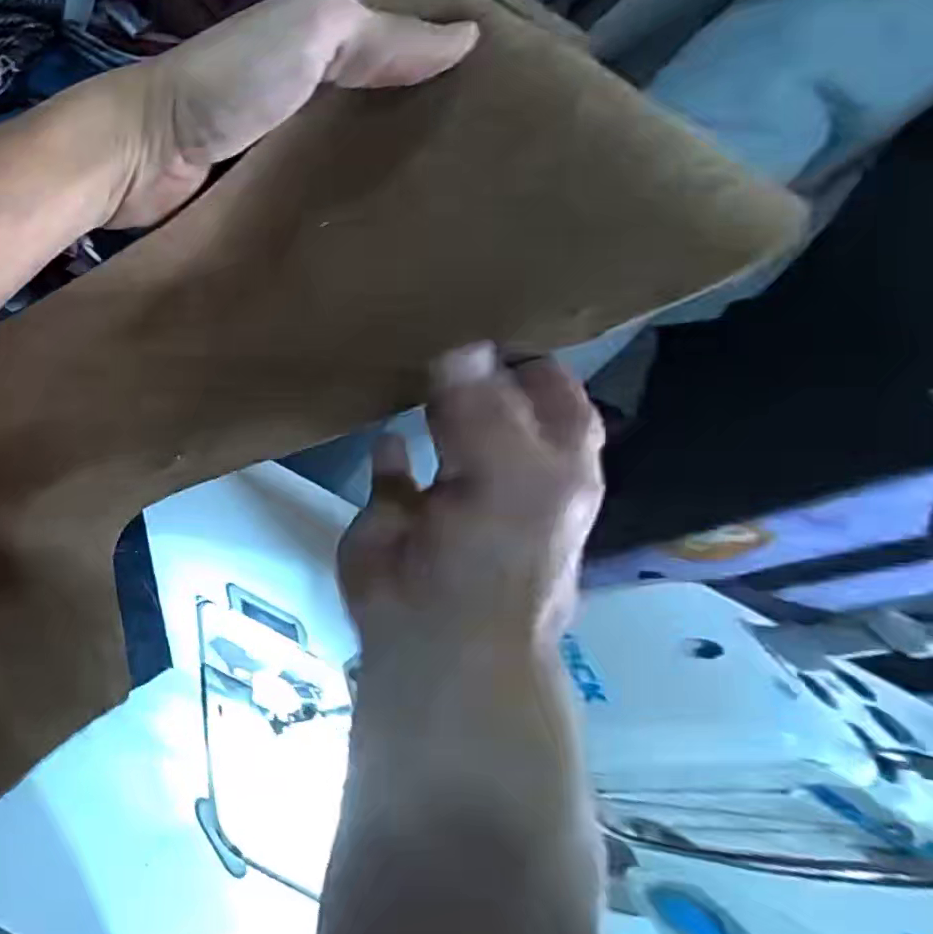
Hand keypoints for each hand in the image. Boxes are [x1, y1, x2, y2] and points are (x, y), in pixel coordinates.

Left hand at [105, 0, 478, 228]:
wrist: (139, 154)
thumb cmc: (226, 83)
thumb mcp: (311, 31)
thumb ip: (377, 36)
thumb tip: (463, 39)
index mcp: (309, 51)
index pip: (384, 57)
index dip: (428, 77)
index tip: (484, 111)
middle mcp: (288, 102)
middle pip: (359, 121)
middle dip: (403, 141)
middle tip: (461, 177)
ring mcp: (261, 157)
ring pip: (327, 169)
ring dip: (363, 186)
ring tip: (426, 216)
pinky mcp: (241, 203)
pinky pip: (291, 207)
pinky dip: (318, 216)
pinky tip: (358, 239)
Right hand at [337, 344, 604, 665]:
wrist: (434, 628)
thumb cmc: (494, 554)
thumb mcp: (509, 475)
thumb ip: (482, 408)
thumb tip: (459, 342)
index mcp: (553, 459)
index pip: (551, 390)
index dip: (529, 352)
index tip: (486, 305)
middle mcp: (504, 467)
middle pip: (494, 404)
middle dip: (472, 369)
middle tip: (432, 318)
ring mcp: (448, 490)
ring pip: (442, 432)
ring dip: (427, 401)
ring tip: (400, 354)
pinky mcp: (395, 510)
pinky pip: (392, 469)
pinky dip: (386, 448)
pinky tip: (379, 425)